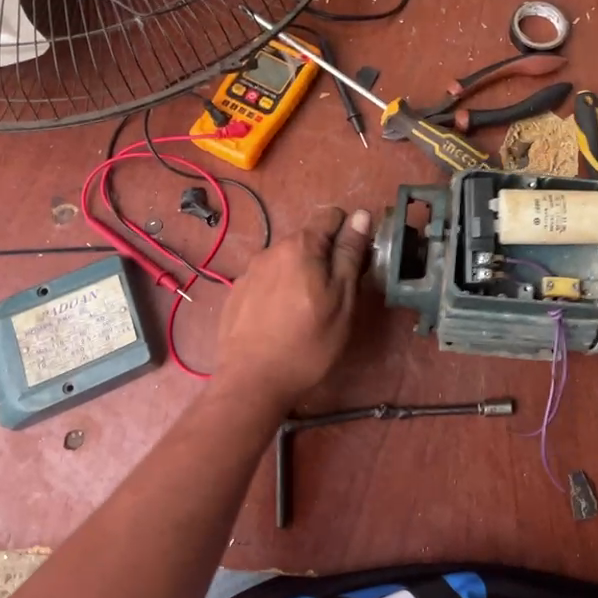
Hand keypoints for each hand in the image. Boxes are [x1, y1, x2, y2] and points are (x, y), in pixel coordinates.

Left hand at [214, 206, 372, 411]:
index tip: (354, 266)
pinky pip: (267, 280)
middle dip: (325, 258)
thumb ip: (350, 253)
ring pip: (287, 261)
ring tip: (306, 312)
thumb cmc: (308, 342)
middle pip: (309, 239)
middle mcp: (271, 250)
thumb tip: (361, 215)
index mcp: (300, 246)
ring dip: (301, 274)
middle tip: (334, 296)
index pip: (332, 215)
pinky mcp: (236, 294)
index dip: (349, 235)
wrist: (251, 383)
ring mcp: (249, 272)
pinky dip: (279, 291)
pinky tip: (280, 321)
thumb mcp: (342, 299)